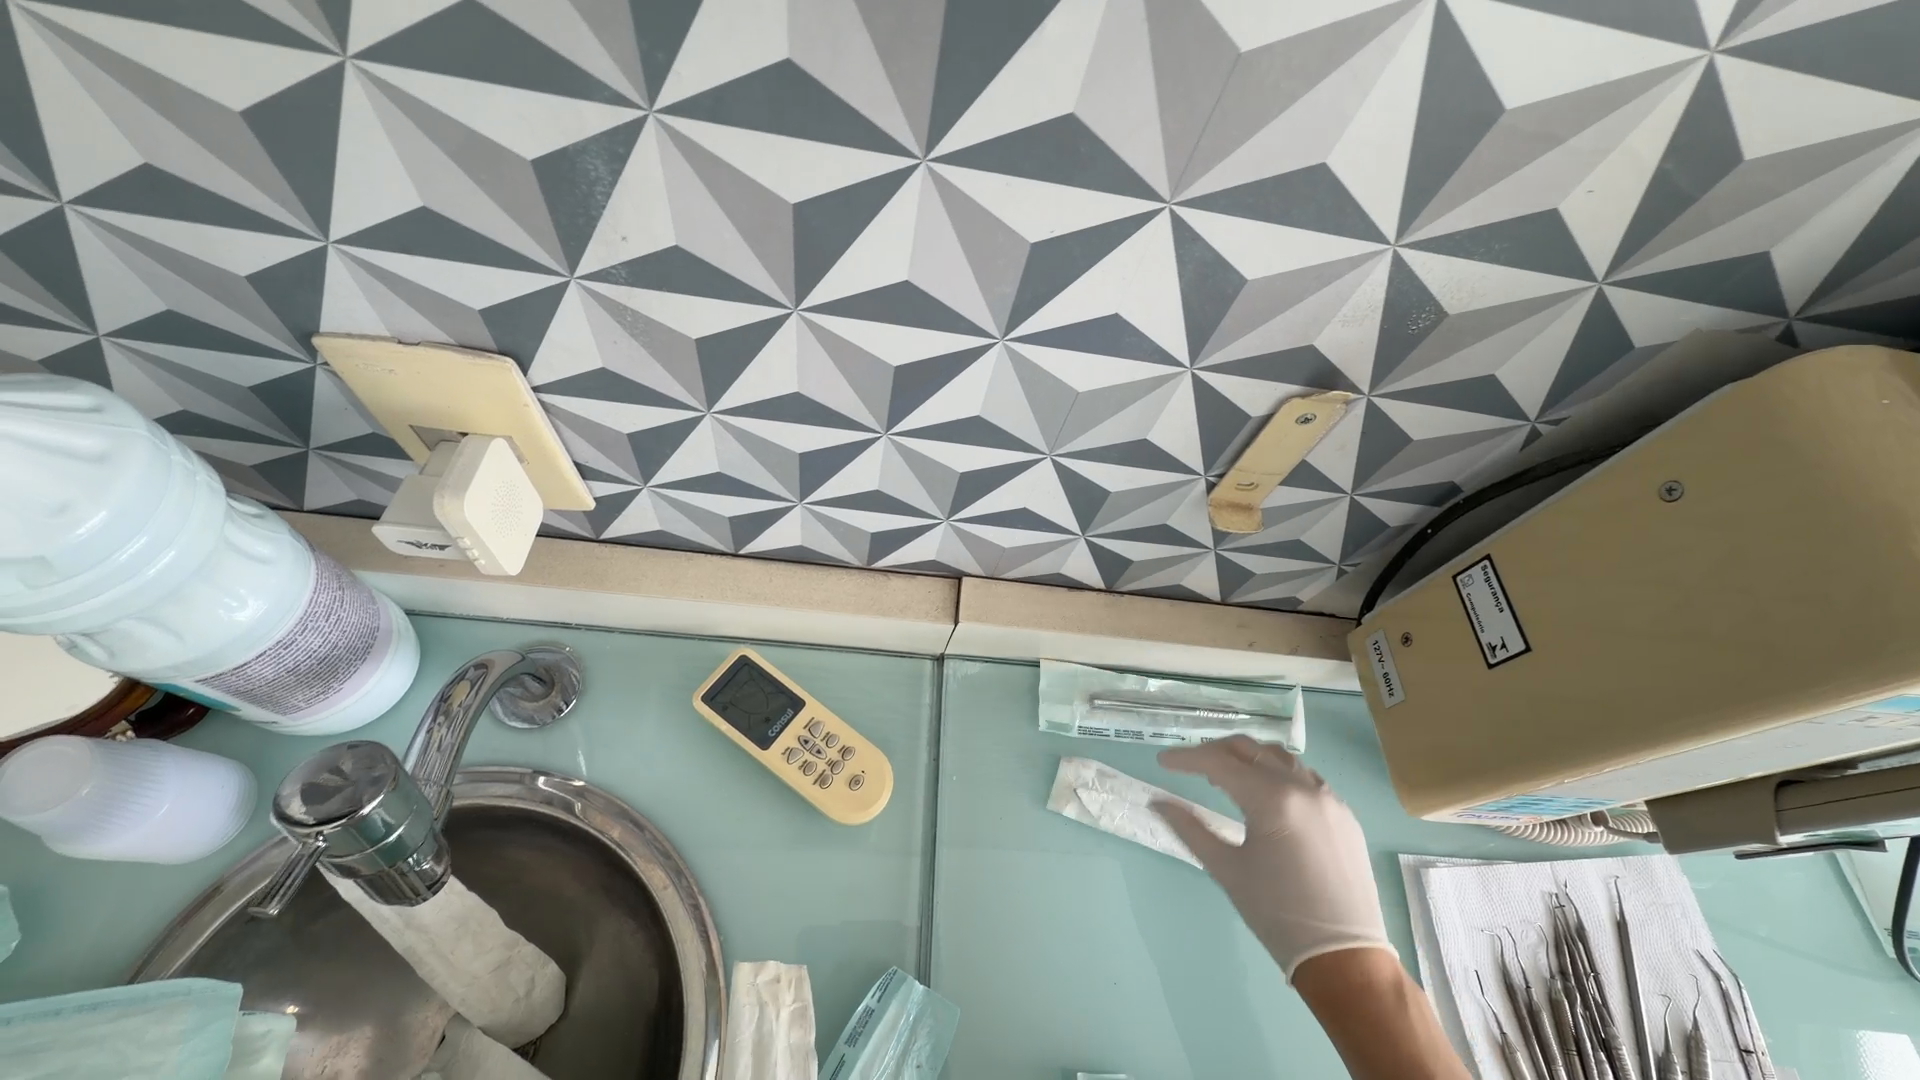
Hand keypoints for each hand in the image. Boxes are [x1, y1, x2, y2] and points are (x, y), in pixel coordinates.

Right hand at [1151, 735, 1392, 978]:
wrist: (1343, 955)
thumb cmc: (1277, 914)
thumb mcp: (1226, 869)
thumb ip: (1189, 829)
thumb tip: (1157, 802)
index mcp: (1272, 800)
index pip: (1219, 763)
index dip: (1186, 758)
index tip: (1162, 762)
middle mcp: (1302, 787)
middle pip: (1250, 749)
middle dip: (1216, 751)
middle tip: (1190, 766)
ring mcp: (1329, 798)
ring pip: (1281, 758)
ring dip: (1249, 758)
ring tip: (1226, 777)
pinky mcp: (1344, 814)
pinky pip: (1306, 777)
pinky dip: (1278, 774)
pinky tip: (1267, 795)